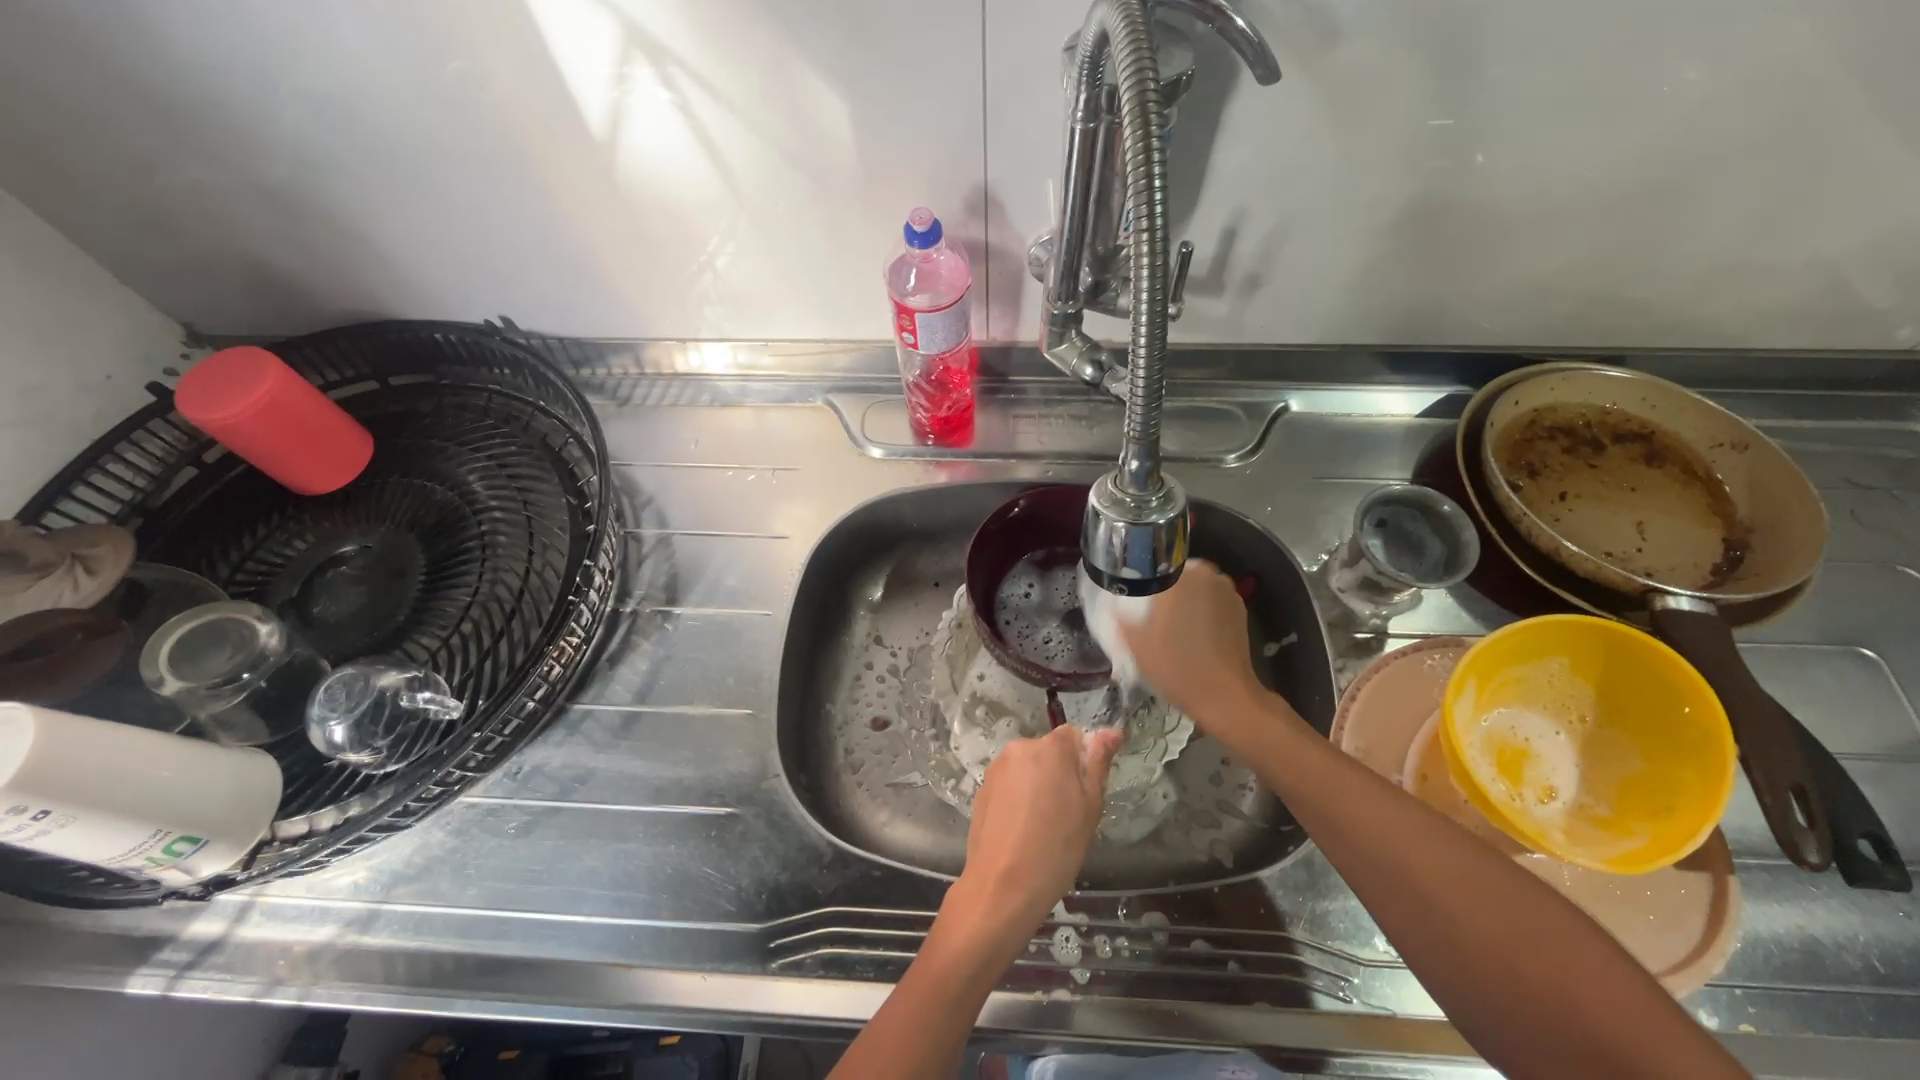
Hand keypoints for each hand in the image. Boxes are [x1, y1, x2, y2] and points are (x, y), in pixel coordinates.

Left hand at [951, 724, 1122, 941]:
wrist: (1002, 885)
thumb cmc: (1057, 847)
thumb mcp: (1090, 806)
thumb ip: (1098, 763)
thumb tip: (1111, 731)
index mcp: (1050, 748)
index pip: (1074, 736)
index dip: (1084, 760)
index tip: (1086, 791)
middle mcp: (1019, 749)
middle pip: (1048, 752)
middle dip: (1060, 773)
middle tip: (1068, 813)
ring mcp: (996, 769)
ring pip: (1028, 769)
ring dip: (1038, 786)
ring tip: (1043, 825)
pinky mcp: (981, 789)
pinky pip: (1009, 785)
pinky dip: (1018, 799)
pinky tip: (1022, 829)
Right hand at [1119, 559, 1266, 728]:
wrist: (1224, 697)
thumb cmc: (1175, 665)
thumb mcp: (1135, 642)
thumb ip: (1120, 616)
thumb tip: (1112, 603)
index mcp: (1183, 575)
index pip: (1154, 564)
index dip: (1141, 579)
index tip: (1132, 597)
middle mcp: (1209, 575)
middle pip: (1176, 576)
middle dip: (1163, 590)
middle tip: (1148, 614)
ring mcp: (1229, 593)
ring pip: (1196, 589)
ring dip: (1183, 601)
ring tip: (1169, 626)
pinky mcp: (1240, 612)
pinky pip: (1212, 604)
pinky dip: (1201, 613)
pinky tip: (1190, 635)